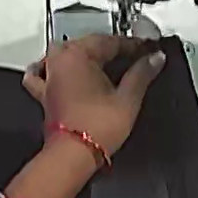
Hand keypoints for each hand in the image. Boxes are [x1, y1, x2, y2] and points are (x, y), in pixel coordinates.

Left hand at [23, 35, 165, 155]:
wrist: (73, 156)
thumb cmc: (95, 128)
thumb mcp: (128, 98)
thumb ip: (141, 74)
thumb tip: (154, 59)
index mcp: (77, 56)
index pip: (109, 41)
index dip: (131, 45)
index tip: (145, 49)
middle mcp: (58, 64)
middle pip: (86, 44)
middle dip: (108, 47)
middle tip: (130, 55)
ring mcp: (49, 79)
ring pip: (63, 55)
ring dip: (82, 55)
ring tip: (101, 61)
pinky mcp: (45, 97)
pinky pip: (43, 74)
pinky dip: (51, 70)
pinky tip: (60, 72)